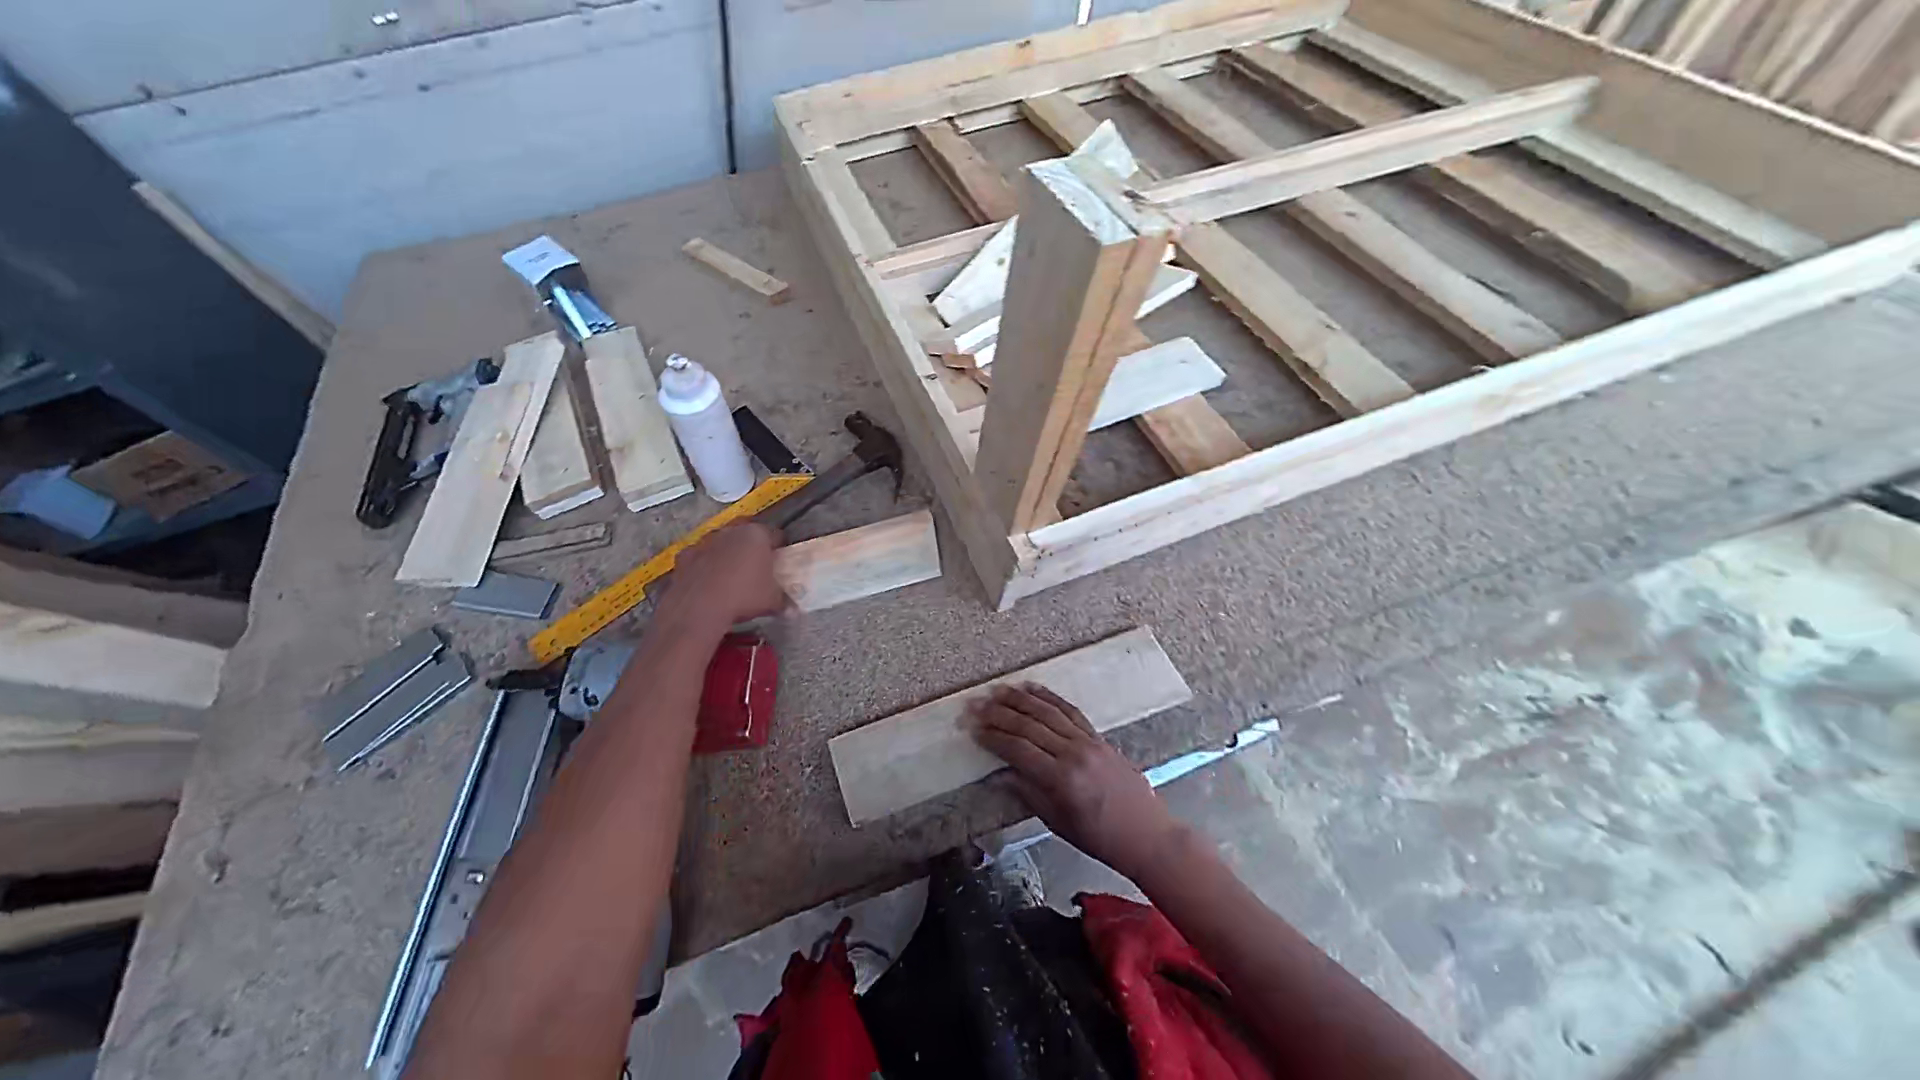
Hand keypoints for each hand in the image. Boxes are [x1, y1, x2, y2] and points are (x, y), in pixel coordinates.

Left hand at [657, 523, 788, 633]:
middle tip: (757, 567)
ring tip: (732, 577)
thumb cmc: (743, 596)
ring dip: (727, 554)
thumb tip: (792, 608)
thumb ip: (784, 600)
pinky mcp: (684, 556)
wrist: (698, 608)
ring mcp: (705, 541)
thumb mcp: (773, 601)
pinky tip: (708, 584)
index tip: (781, 563)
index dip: (780, 549)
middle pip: (746, 534)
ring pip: (721, 543)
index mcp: (757, 534)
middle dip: (752, 547)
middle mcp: (730, 531)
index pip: (776, 535)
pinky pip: (701, 557)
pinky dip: (705, 566)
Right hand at [968, 683, 1182, 880]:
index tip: (973, 729)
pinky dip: (1049, 698)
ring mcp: (1088, 742)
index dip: (993, 737)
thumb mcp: (1058, 822)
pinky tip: (1032, 689)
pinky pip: (1070, 711)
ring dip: (1020, 699)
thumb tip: (998, 775)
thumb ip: (1028, 794)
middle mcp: (1074, 754)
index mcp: (1062, 780)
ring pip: (1048, 712)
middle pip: (1030, 726)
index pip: (1019, 750)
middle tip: (975, 705)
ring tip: (997, 690)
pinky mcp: (1099, 737)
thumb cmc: (1099, 837)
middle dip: (999, 714)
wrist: (1146, 834)